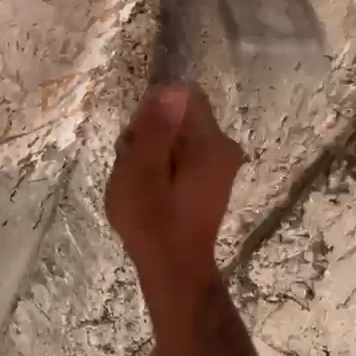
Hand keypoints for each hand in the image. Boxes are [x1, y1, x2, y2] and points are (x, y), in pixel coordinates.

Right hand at [104, 83, 243, 298]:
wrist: (173, 268)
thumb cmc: (152, 219)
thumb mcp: (142, 169)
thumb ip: (154, 128)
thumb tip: (171, 87)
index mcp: (211, 143)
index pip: (183, 95)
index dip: (152, 110)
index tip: (137, 139)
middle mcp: (222, 147)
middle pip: (177, 115)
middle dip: (147, 133)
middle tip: (133, 166)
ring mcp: (217, 164)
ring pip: (173, 135)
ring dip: (148, 150)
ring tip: (138, 181)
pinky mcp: (208, 178)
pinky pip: (178, 153)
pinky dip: (158, 165)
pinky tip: (148, 188)